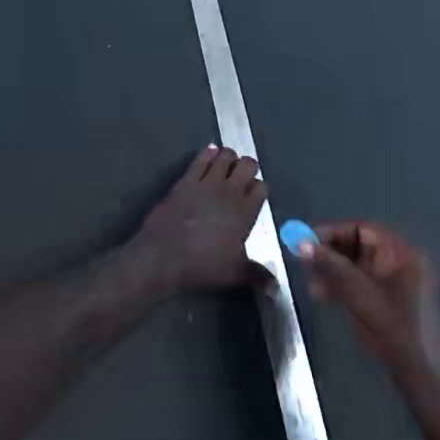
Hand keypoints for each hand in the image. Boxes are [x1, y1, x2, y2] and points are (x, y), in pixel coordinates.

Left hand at [130, 145, 267, 291]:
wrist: (164, 256)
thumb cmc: (203, 265)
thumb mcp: (235, 274)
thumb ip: (258, 276)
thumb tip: (276, 288)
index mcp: (245, 213)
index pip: (261, 188)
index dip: (259, 188)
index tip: (255, 192)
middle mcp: (229, 193)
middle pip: (247, 165)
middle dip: (247, 166)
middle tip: (242, 174)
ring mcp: (206, 183)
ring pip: (225, 156)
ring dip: (228, 157)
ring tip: (227, 162)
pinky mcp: (185, 180)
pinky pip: (200, 159)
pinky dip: (207, 153)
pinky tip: (210, 151)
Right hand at [301, 222, 439, 377]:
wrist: (417, 371)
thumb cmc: (392, 327)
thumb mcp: (357, 292)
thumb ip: (329, 265)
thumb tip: (302, 244)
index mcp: (402, 254)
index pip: (362, 230)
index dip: (332, 233)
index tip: (307, 241)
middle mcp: (401, 262)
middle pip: (358, 246)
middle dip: (330, 255)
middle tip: (305, 262)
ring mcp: (397, 281)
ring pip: (356, 266)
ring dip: (332, 272)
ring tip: (312, 284)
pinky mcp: (390, 299)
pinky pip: (361, 282)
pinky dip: (342, 286)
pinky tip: (323, 296)